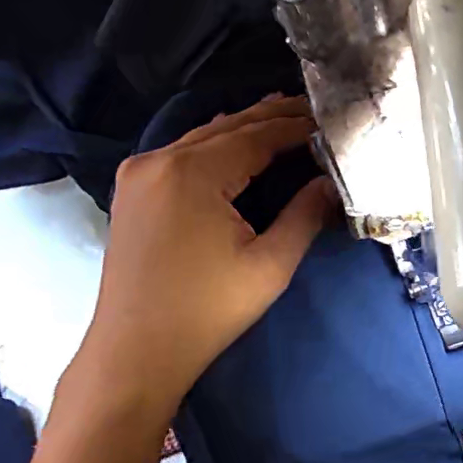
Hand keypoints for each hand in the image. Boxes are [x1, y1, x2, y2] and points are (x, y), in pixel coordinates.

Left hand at [71, 96, 333, 413]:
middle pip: (227, 126)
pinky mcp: (132, 191)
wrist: (136, 350)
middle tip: (313, 112)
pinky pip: (182, 154)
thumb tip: (329, 183)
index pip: (256, 135)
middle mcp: (159, 159)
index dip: (296, 126)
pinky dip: (216, 147)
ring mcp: (139, 173)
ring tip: (285, 123)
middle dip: (272, 118)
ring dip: (244, 130)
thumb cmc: (207, 312)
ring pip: (203, 137)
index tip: (329, 120)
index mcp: (193, 173)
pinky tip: (238, 148)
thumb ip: (304, 215)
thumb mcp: (270, 266)